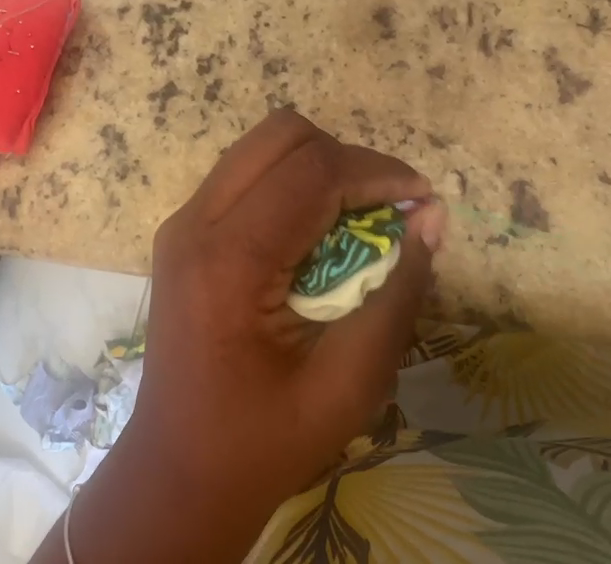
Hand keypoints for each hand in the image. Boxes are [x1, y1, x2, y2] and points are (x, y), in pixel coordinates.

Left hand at [32, 110, 443, 562]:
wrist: (178, 476)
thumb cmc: (266, 442)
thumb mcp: (351, 382)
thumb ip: (399, 293)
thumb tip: (432, 217)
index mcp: (229, 262)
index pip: (312, 170)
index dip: (378, 172)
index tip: (423, 201)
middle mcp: (195, 224)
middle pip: (282, 134)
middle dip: (348, 159)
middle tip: (389, 208)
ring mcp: (181, 224)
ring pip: (262, 146)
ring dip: (320, 166)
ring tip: (360, 219)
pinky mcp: (183, 233)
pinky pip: (246, 174)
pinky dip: (293, 184)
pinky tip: (318, 234)